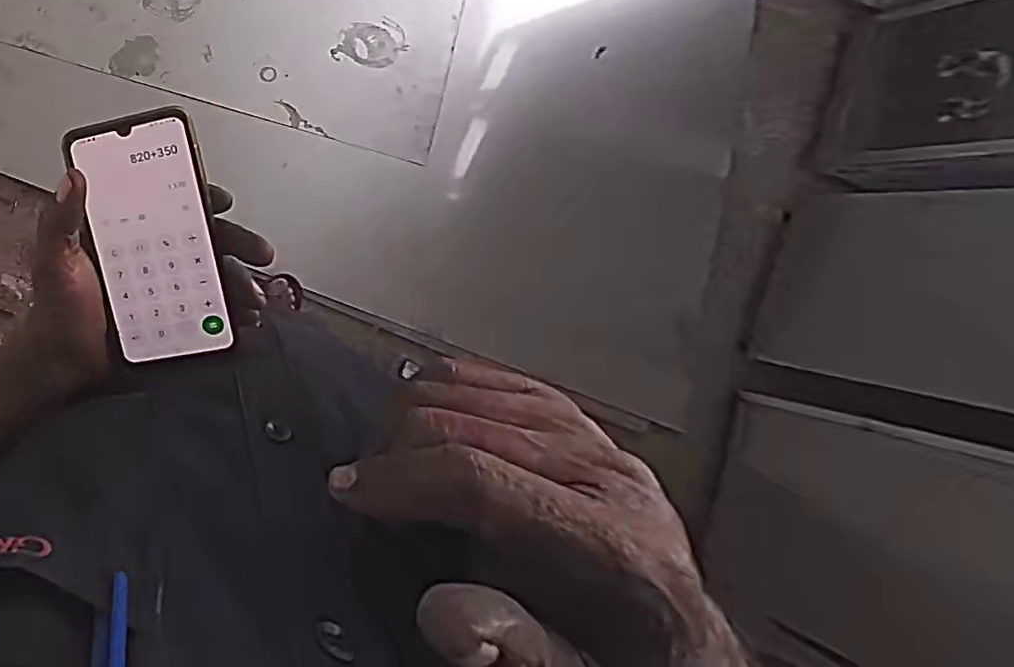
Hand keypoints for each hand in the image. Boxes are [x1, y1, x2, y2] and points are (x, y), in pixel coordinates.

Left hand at [13, 170, 275, 398]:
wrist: (64, 367)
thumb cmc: (55, 311)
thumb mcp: (53, 262)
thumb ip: (60, 222)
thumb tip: (73, 179)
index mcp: (120, 232)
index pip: (163, 201)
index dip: (195, 193)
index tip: (219, 197)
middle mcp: (145, 253)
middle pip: (198, 235)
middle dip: (234, 239)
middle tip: (258, 250)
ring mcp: (161, 285)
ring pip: (209, 272)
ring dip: (237, 279)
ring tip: (252, 296)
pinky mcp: (171, 316)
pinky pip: (208, 308)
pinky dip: (230, 312)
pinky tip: (244, 320)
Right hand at [327, 359, 747, 666]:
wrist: (666, 632)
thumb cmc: (608, 652)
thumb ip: (513, 645)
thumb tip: (440, 614)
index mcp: (612, 544)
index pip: (479, 480)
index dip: (402, 480)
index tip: (348, 492)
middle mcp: (601, 472)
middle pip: (455, 425)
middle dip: (392, 453)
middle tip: (368, 491)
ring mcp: (581, 430)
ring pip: (453, 388)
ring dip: (403, 421)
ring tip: (393, 464)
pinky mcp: (562, 410)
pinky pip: (472, 374)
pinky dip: (429, 390)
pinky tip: (419, 425)